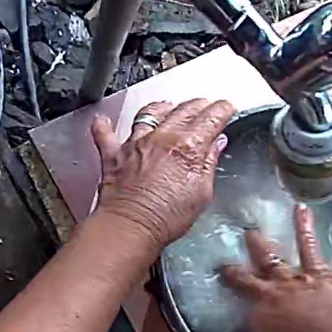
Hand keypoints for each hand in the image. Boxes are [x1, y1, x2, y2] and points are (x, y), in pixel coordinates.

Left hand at [90, 98, 235, 252]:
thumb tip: (216, 144)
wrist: (131, 226)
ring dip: (163, 107)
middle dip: (199, 105)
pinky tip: (104, 121)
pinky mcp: (115, 156)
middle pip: (184, 110)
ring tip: (169, 105)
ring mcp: (136, 144)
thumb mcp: (202, 193)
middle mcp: (161, 137)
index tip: (227, 108)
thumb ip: (209, 163)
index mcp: (187, 146)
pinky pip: (106, 135)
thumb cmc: (166, 216)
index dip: (222, 109)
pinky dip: (105, 126)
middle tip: (206, 106)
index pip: (211, 118)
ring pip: (150, 113)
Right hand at [218, 205, 331, 331]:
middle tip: (223, 264)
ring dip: (259, 244)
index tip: (236, 315)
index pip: (244, 319)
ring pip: (269, 258)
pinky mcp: (313, 269)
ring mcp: (289, 279)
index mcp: (257, 323)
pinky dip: (303, 226)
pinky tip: (300, 209)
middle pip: (245, 281)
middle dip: (232, 272)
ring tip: (250, 231)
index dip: (241, 317)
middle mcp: (267, 297)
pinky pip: (306, 245)